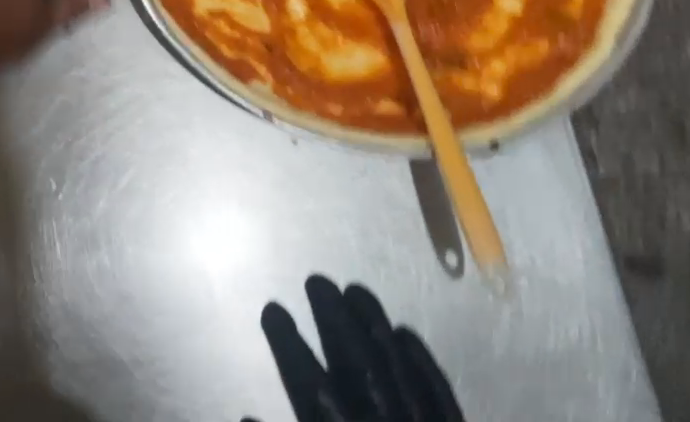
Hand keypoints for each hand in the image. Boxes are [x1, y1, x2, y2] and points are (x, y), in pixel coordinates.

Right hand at [245, 276, 463, 421]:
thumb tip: (247, 418)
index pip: (308, 383)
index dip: (288, 343)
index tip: (272, 307)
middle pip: (357, 365)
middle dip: (335, 320)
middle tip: (317, 280)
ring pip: (400, 373)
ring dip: (377, 328)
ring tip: (357, 290)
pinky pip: (442, 399)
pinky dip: (424, 365)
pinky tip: (406, 335)